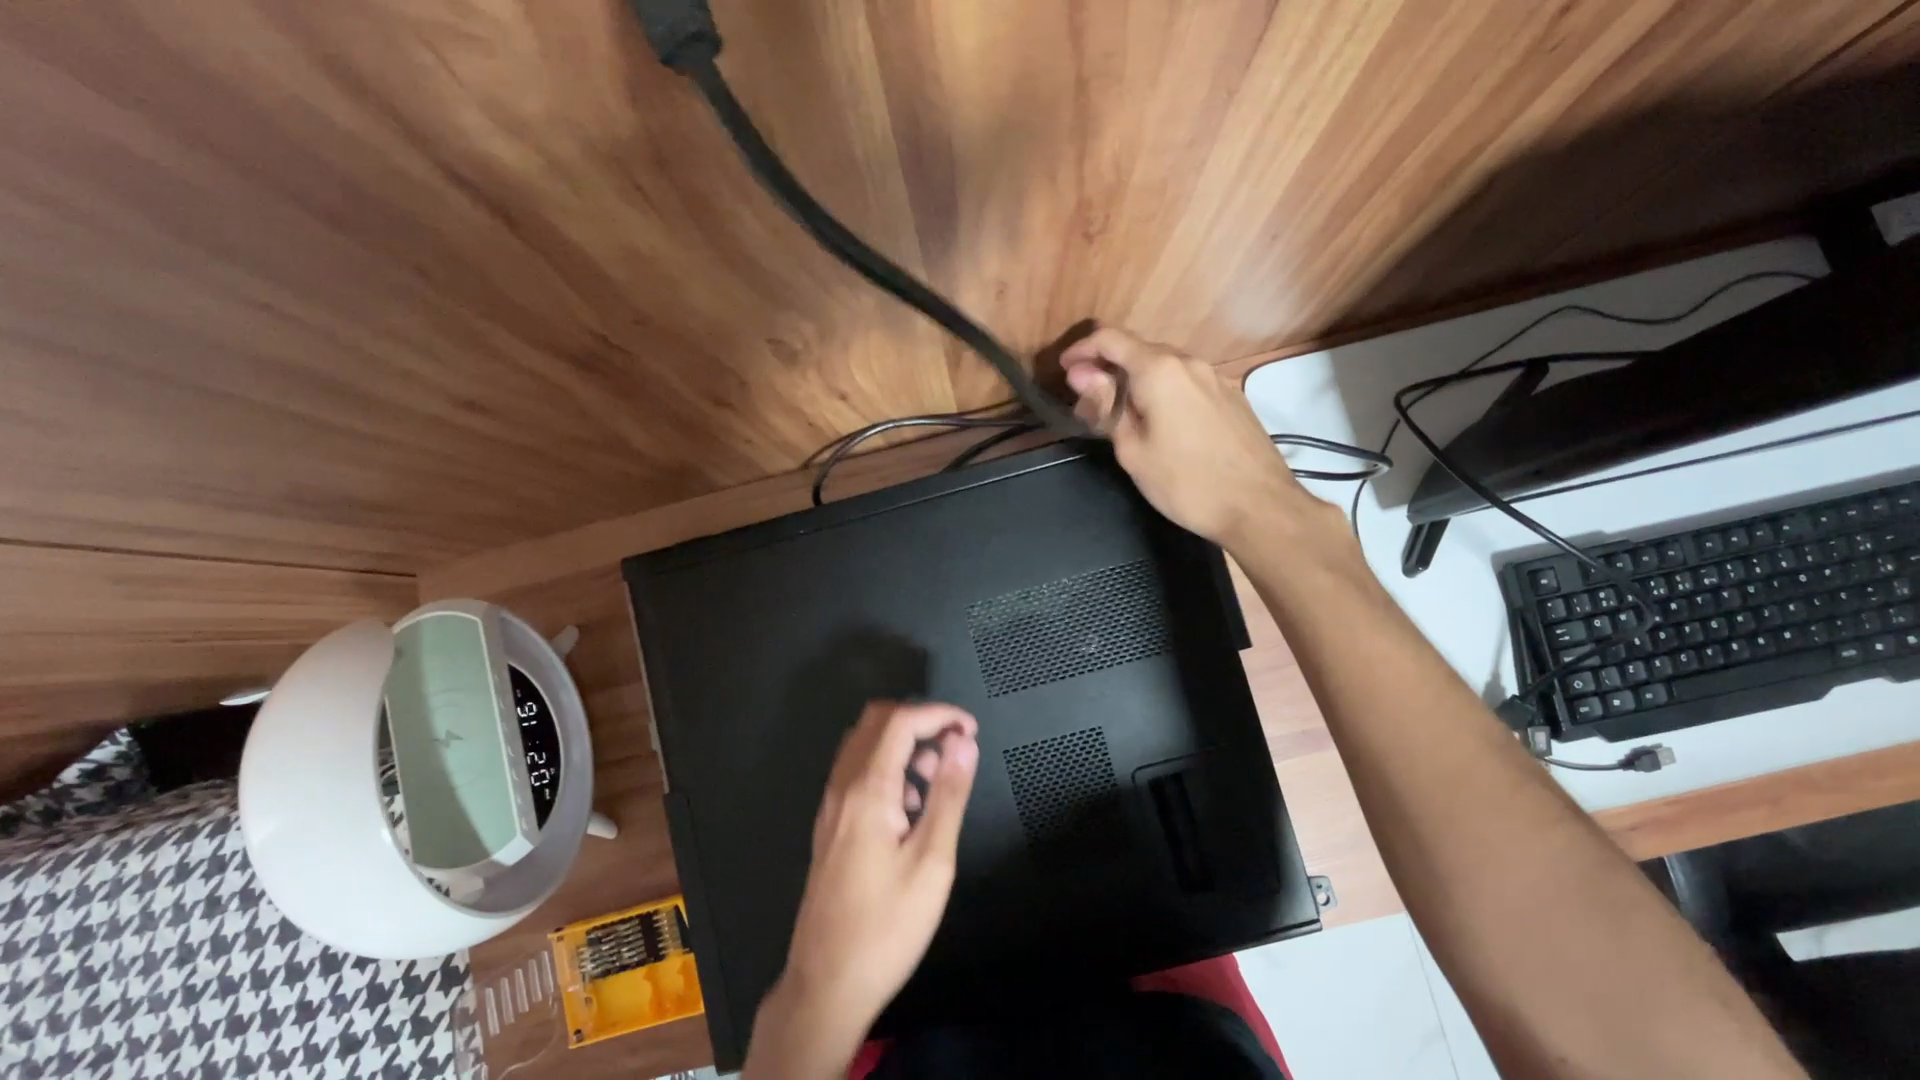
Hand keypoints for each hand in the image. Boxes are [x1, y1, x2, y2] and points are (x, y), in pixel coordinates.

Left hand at [746, 701, 979, 1077]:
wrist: (827, 984)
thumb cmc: (887, 927)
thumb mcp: (932, 862)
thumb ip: (948, 795)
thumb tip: (963, 743)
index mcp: (866, 791)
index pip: (900, 721)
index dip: (939, 714)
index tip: (971, 730)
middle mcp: (841, 789)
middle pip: (875, 722)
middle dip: (919, 722)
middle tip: (953, 752)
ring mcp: (830, 808)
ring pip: (863, 747)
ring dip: (902, 747)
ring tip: (935, 786)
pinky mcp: (830, 828)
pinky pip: (856, 775)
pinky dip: (887, 771)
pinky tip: (909, 812)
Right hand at [1062, 327, 1308, 546]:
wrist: (1259, 506)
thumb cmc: (1186, 482)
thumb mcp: (1132, 449)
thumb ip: (1106, 406)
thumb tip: (1083, 375)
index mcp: (1159, 370)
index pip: (1111, 339)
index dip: (1082, 349)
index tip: (1064, 370)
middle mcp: (1189, 363)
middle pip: (1139, 349)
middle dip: (1108, 366)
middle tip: (1087, 398)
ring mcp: (1216, 378)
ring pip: (1166, 367)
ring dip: (1136, 380)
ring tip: (1120, 412)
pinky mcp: (1232, 397)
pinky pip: (1188, 382)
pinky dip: (1164, 391)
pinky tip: (1159, 421)